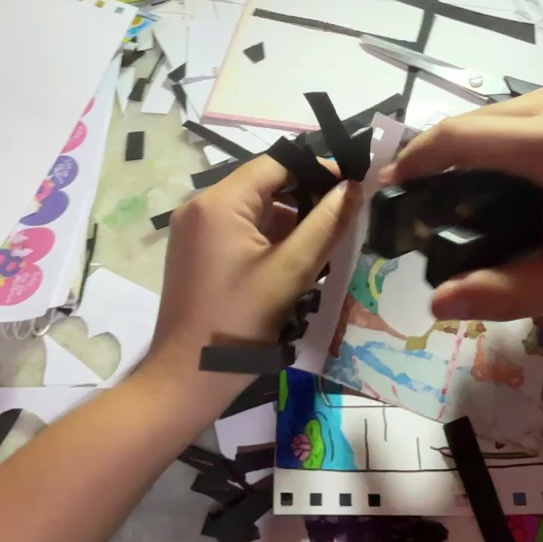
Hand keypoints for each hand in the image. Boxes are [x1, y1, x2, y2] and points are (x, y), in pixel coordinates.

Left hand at [139, 156, 358, 387]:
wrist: (187, 378)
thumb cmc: (239, 322)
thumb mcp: (291, 271)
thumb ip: (327, 224)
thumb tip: (355, 186)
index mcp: (219, 202)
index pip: (276, 163)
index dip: (318, 168)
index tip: (354, 183)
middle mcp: (200, 206)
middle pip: (264, 184)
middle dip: (306, 196)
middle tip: (346, 214)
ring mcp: (194, 229)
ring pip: (254, 208)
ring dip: (290, 219)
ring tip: (328, 240)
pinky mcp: (196, 250)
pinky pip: (239, 228)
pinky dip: (269, 237)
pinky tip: (297, 259)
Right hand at [382, 80, 542, 320]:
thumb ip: (501, 292)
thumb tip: (435, 304)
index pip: (463, 137)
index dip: (417, 158)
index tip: (390, 185)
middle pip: (472, 120)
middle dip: (434, 153)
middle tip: (412, 194)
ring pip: (490, 111)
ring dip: (461, 143)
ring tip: (443, 183)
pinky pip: (513, 109)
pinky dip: (489, 135)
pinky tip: (484, 167)